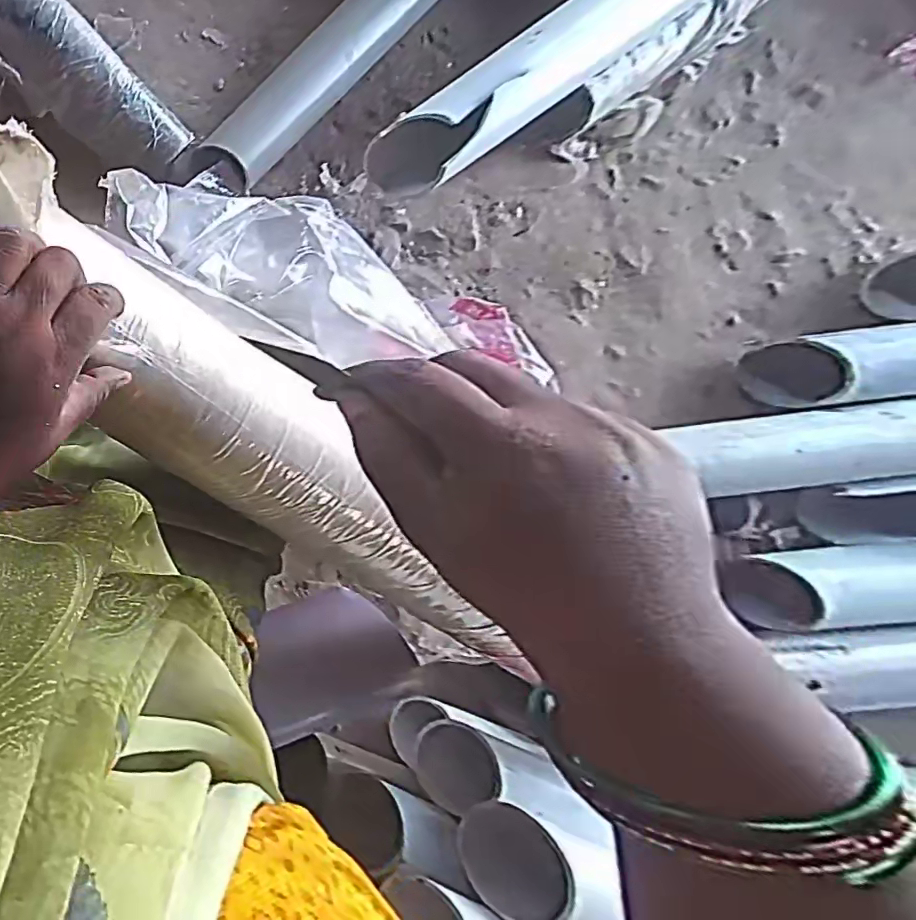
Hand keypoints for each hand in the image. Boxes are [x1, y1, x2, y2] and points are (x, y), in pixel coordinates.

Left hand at [0, 227, 128, 527]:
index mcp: (52, 360)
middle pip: (59, 263)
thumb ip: (89, 395)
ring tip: (28, 274)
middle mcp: (18, 325)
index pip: (95, 302)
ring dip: (28, 252)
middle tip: (63, 294)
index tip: (103, 308)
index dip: (107, 300)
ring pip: (11, 244)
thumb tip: (120, 373)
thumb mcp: (52, 432)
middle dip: (71, 273)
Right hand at [332, 350, 732, 680]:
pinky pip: (569, 412)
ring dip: (482, 406)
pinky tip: (538, 475)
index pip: (419, 377)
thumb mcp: (425, 522)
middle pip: (470, 364)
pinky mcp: (650, 438)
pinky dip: (535, 428)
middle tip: (404, 414)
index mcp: (501, 443)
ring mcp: (614, 424)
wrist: (637, 635)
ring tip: (480, 460)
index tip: (350, 382)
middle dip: (426, 380)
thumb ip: (384, 450)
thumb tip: (355, 399)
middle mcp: (562, 418)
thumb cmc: (513, 585)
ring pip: (519, 387)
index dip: (374, 374)